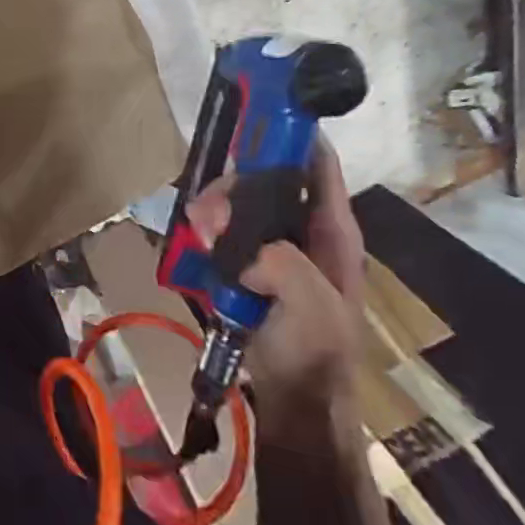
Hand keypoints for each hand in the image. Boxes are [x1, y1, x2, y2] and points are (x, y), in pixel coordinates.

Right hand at [186, 136, 366, 437]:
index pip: (316, 160)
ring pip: (239, 202)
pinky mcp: (247, 267)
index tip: (250, 112)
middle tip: (208, 205)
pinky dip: (205, 229)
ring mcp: (273, 248)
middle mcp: (302, 228)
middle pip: (266, 177)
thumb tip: (219, 227)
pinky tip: (193, 238)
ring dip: (215, 207)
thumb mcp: (310, 306)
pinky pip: (223, 232)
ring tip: (197, 228)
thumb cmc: (316, 357)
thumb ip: (275, 259)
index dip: (289, 130)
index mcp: (331, 229)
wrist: (296, 412)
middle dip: (235, 181)